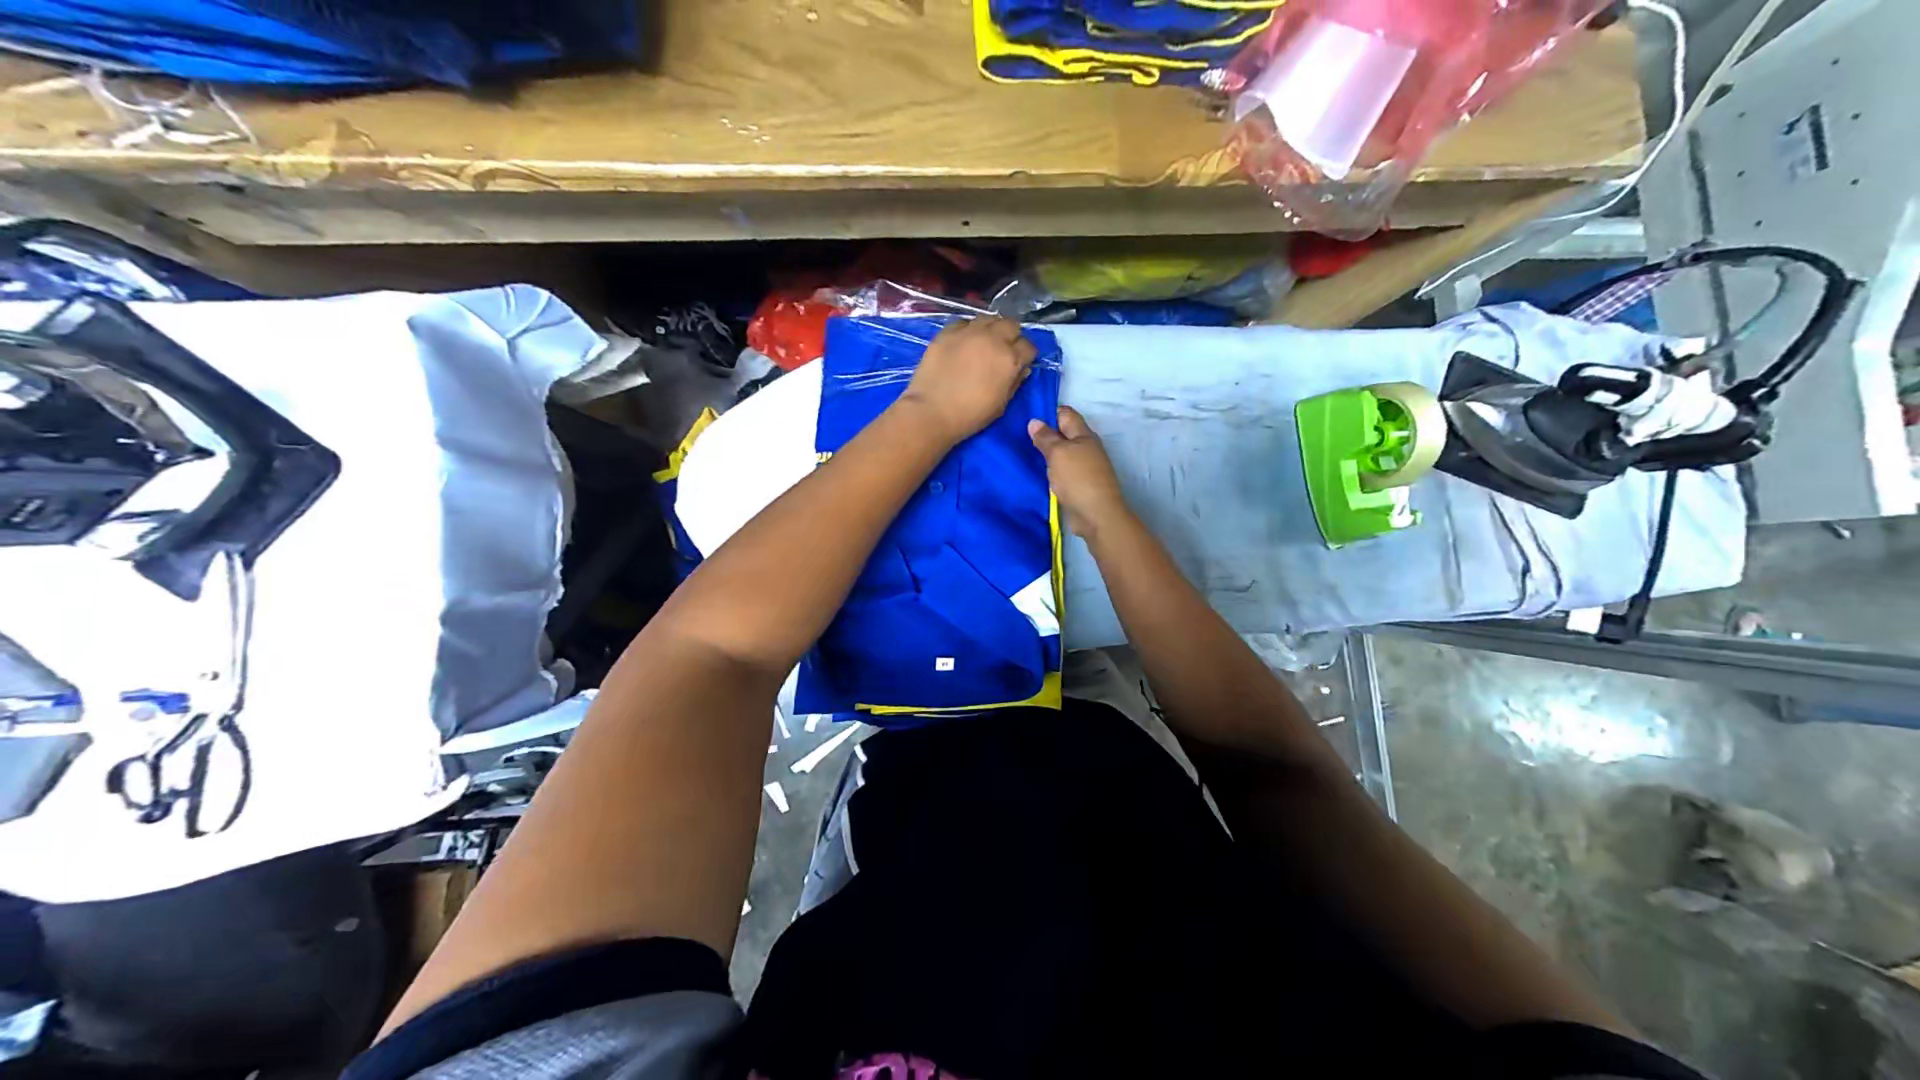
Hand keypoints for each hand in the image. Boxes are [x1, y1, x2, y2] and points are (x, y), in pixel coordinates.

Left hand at [894, 316, 1038, 443]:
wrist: (932, 411)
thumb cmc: (970, 415)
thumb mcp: (1001, 404)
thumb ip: (1015, 382)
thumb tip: (1022, 369)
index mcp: (1009, 358)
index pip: (1028, 346)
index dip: (1026, 355)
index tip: (1020, 363)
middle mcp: (992, 338)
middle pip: (1011, 325)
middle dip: (1011, 336)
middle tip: (1003, 350)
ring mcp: (968, 332)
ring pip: (988, 318)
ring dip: (990, 329)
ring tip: (984, 342)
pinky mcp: (947, 332)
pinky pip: (964, 323)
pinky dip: (968, 330)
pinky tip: (963, 342)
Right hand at [1028, 406, 1131, 538]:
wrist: (1096, 515)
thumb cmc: (1078, 478)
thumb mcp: (1058, 453)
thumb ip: (1046, 437)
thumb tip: (1034, 421)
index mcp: (1084, 435)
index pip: (1065, 414)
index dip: (1047, 412)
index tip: (1025, 414)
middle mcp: (1085, 447)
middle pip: (1063, 434)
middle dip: (1044, 433)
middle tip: (1018, 434)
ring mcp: (1082, 467)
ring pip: (1061, 453)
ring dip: (1045, 453)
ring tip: (1021, 451)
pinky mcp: (1077, 484)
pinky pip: (1060, 470)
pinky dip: (1049, 469)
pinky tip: (1035, 472)